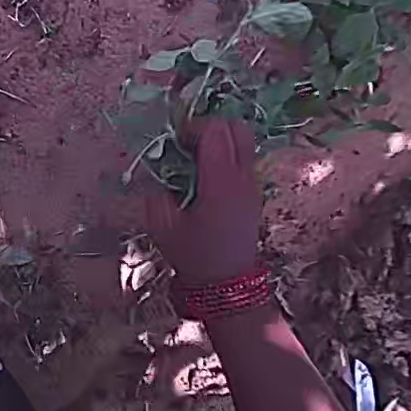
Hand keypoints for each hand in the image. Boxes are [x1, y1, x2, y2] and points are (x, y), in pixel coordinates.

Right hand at [145, 118, 261, 284]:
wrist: (227, 284)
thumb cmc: (194, 256)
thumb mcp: (162, 226)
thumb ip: (157, 193)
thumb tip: (158, 174)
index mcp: (220, 182)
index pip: (215, 131)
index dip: (192, 127)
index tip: (174, 141)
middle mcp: (242, 177)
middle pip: (236, 127)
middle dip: (210, 126)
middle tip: (187, 143)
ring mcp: (252, 184)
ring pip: (243, 141)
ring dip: (220, 140)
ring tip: (196, 158)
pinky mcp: (254, 192)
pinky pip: (243, 158)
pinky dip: (226, 154)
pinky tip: (206, 175)